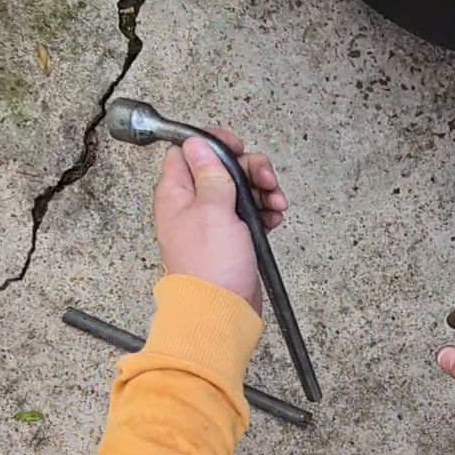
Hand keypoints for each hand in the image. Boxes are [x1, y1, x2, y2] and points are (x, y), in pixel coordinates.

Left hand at [151, 128, 288, 313]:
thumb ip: (209, 174)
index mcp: (178, 194)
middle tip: (267, 180)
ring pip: (240, 191)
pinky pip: (249, 215)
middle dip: (250, 170)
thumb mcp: (213, 210)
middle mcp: (193, 206)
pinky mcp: (232, 240)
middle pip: (222, 169)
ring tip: (276, 205)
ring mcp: (214, 223)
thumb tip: (198, 143)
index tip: (238, 147)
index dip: (215, 144)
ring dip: (262, 192)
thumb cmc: (211, 268)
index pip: (190, 151)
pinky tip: (274, 218)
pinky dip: (264, 212)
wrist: (222, 310)